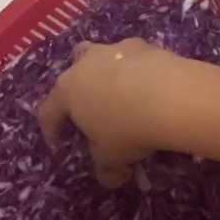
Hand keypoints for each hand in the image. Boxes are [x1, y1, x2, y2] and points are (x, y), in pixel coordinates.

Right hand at [34, 38, 177, 187]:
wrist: (171, 96)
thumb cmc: (128, 129)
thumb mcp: (110, 158)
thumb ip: (104, 167)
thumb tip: (111, 175)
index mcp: (68, 90)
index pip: (48, 111)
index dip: (52, 132)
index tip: (61, 147)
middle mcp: (86, 62)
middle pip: (73, 73)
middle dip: (78, 91)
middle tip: (90, 113)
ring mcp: (115, 49)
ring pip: (102, 58)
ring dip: (107, 76)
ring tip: (124, 98)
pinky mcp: (143, 44)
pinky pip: (132, 59)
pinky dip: (136, 72)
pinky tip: (150, 89)